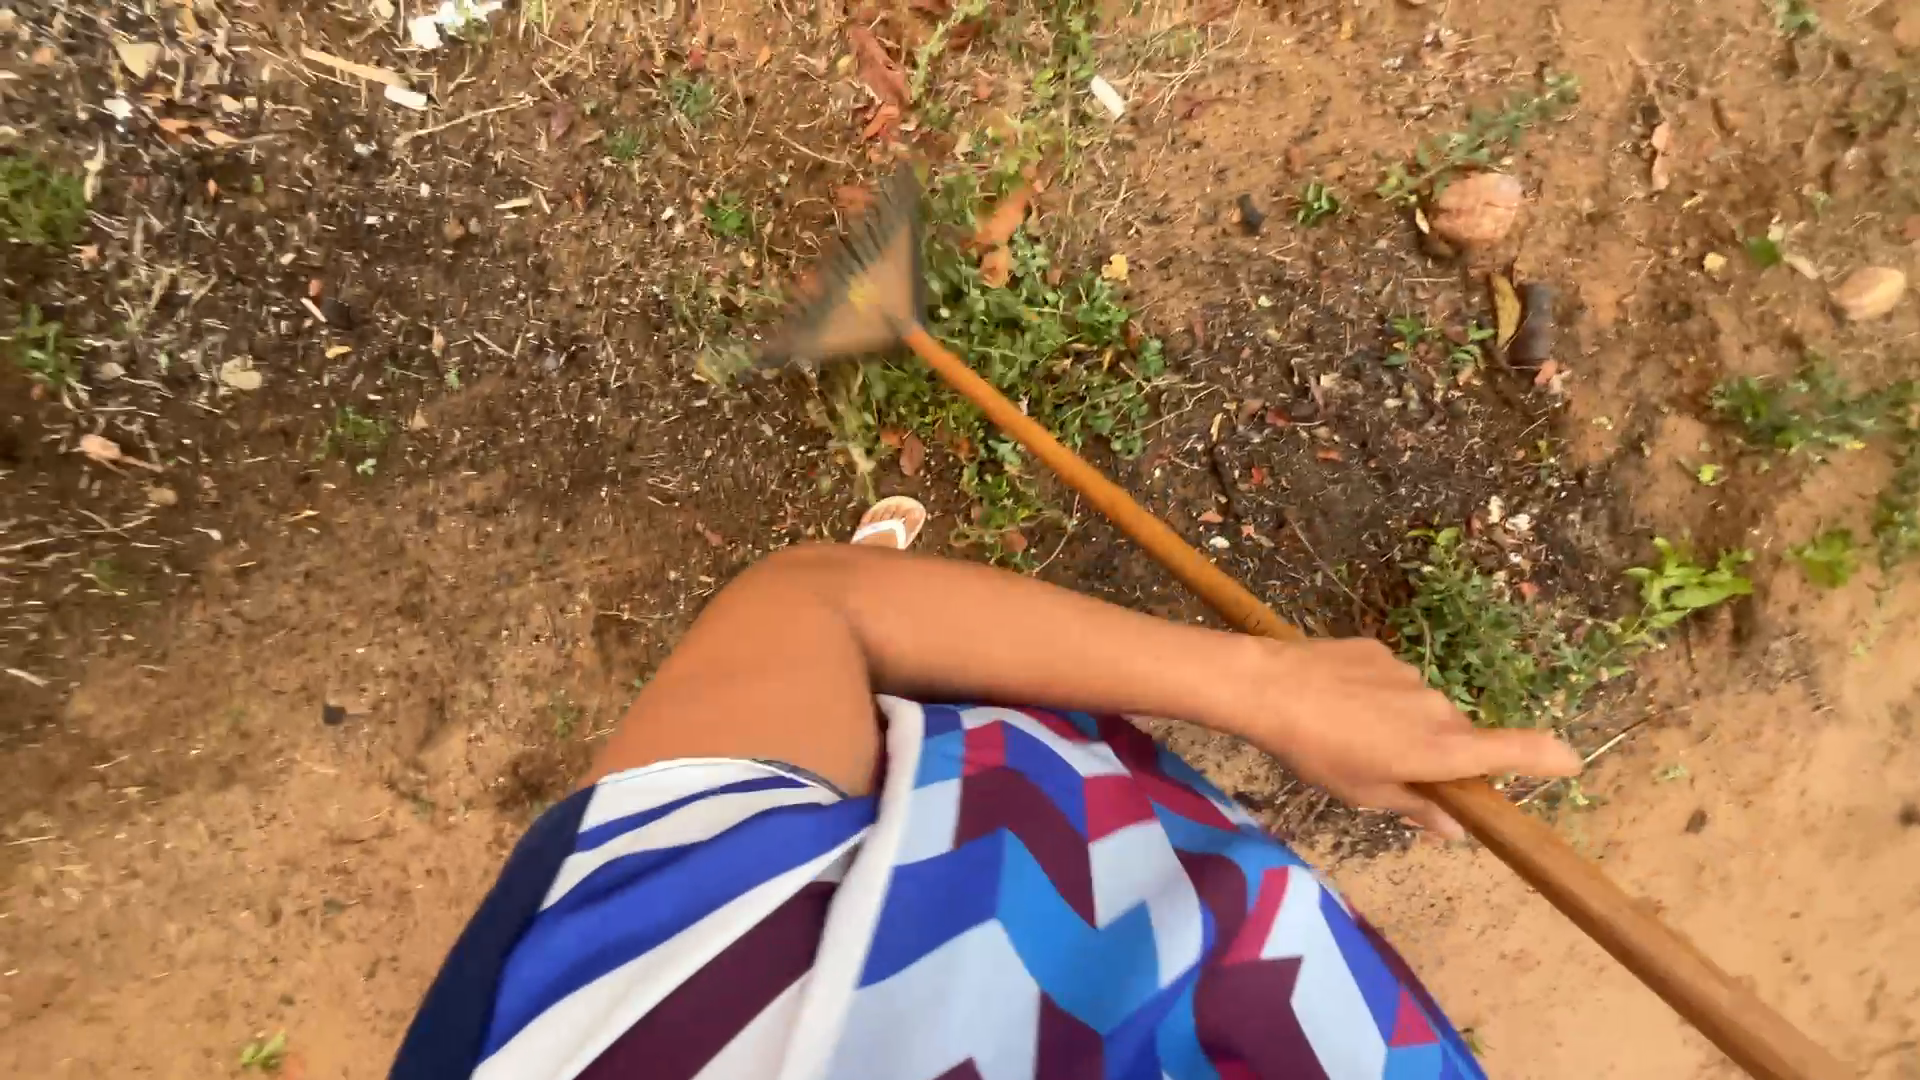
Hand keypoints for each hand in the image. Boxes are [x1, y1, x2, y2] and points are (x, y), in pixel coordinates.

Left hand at [1208, 638, 1583, 839]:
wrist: (1268, 687)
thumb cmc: (1317, 751)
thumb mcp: (1363, 793)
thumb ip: (1414, 807)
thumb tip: (1452, 828)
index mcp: (1443, 749)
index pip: (1517, 750)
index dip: (1547, 757)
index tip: (1567, 761)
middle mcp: (1437, 707)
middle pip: (1455, 733)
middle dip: (1434, 749)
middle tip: (1386, 761)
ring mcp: (1407, 672)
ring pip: (1418, 704)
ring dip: (1398, 717)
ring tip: (1346, 725)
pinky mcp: (1377, 648)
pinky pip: (1387, 676)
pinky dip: (1372, 688)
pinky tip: (1334, 694)